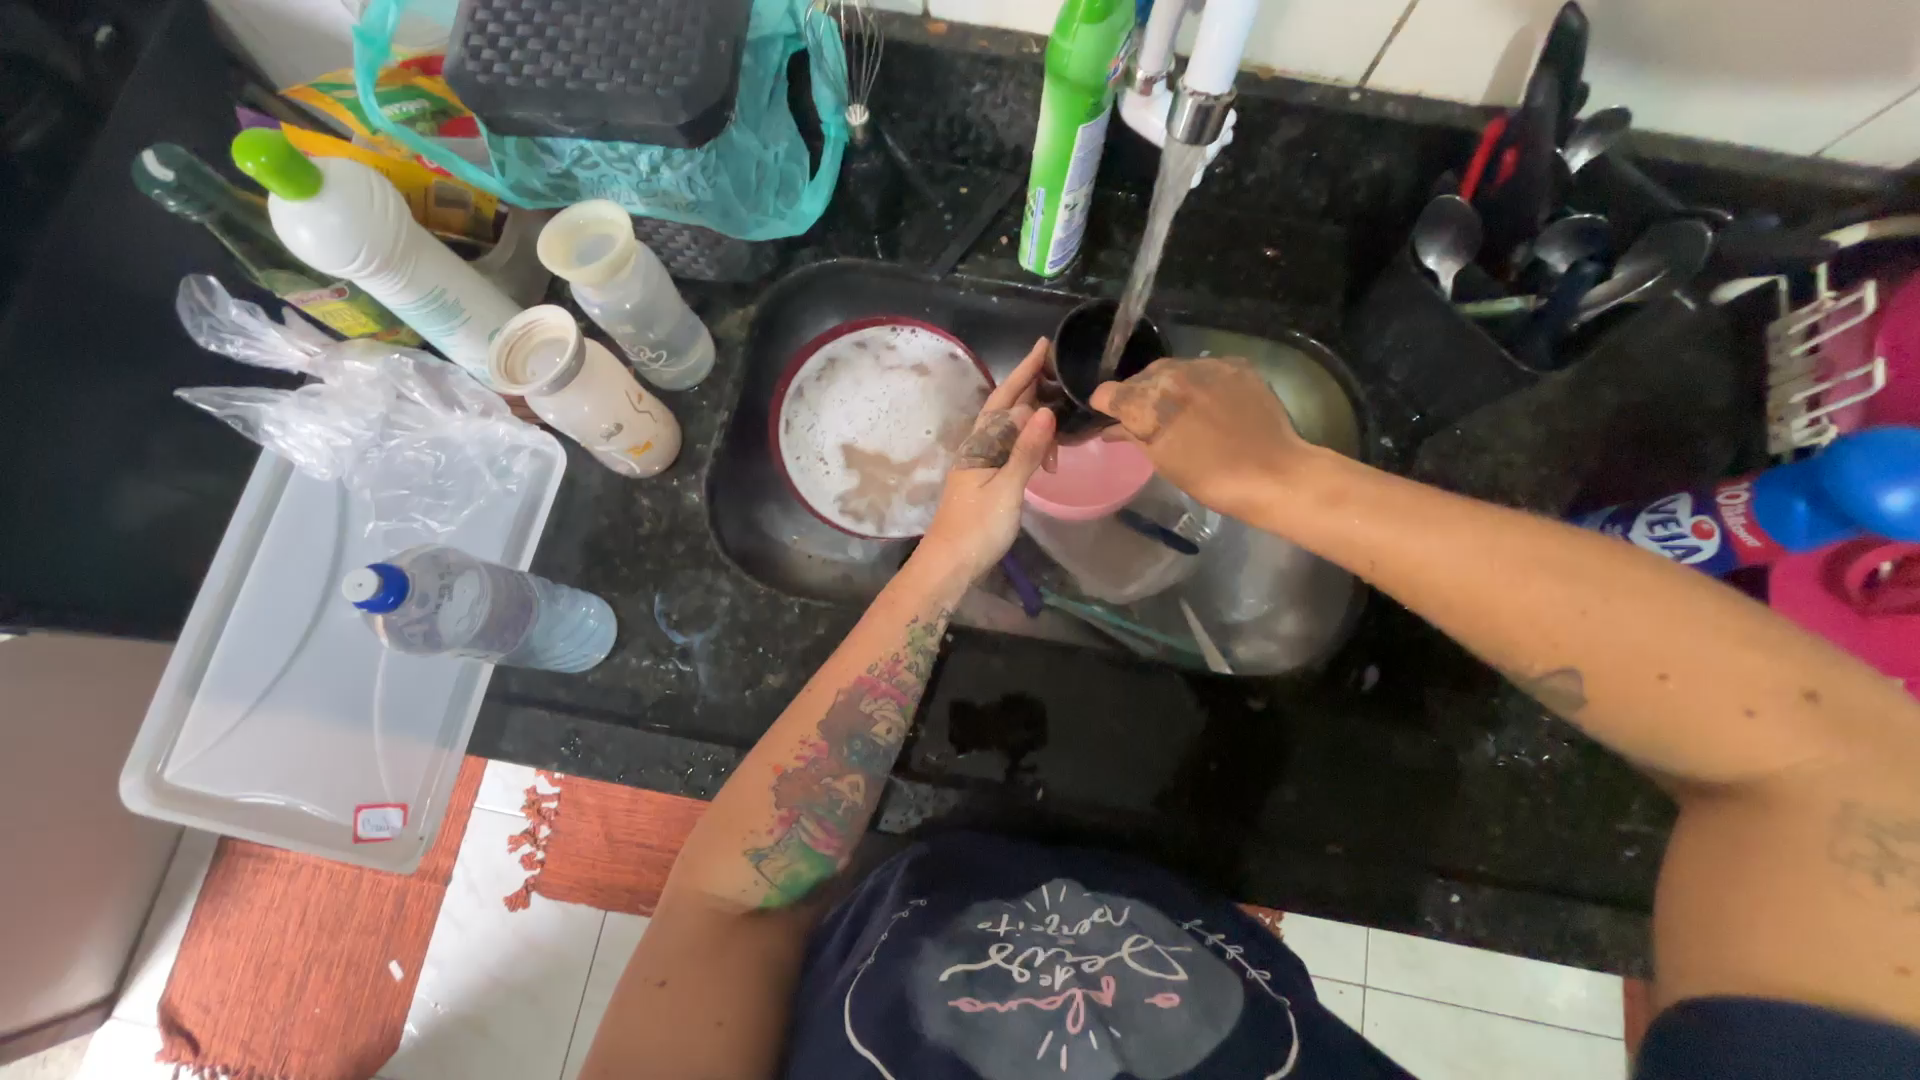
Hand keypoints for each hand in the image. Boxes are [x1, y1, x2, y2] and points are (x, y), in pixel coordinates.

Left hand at [914, 338, 1057, 582]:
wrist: (948, 564)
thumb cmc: (977, 528)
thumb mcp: (1007, 489)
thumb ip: (1025, 451)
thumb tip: (1045, 410)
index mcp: (980, 445)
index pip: (1006, 399)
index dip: (1025, 373)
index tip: (1043, 346)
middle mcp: (977, 448)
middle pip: (1004, 408)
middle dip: (1030, 388)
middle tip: (1058, 374)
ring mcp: (979, 464)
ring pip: (1008, 430)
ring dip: (1033, 422)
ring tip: (1061, 430)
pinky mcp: (983, 481)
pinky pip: (1008, 449)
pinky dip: (1028, 444)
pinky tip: (1042, 455)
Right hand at [1090, 356, 1307, 519]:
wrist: (1272, 473)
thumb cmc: (1209, 478)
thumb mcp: (1162, 462)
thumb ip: (1133, 436)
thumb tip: (1113, 428)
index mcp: (1146, 403)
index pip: (1109, 393)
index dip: (1105, 406)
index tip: (1110, 417)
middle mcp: (1171, 375)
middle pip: (1141, 378)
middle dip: (1139, 395)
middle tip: (1149, 420)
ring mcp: (1206, 366)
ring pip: (1173, 369)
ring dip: (1170, 387)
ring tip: (1183, 411)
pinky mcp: (1236, 365)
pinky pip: (1206, 369)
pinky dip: (1201, 383)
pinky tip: (1212, 404)